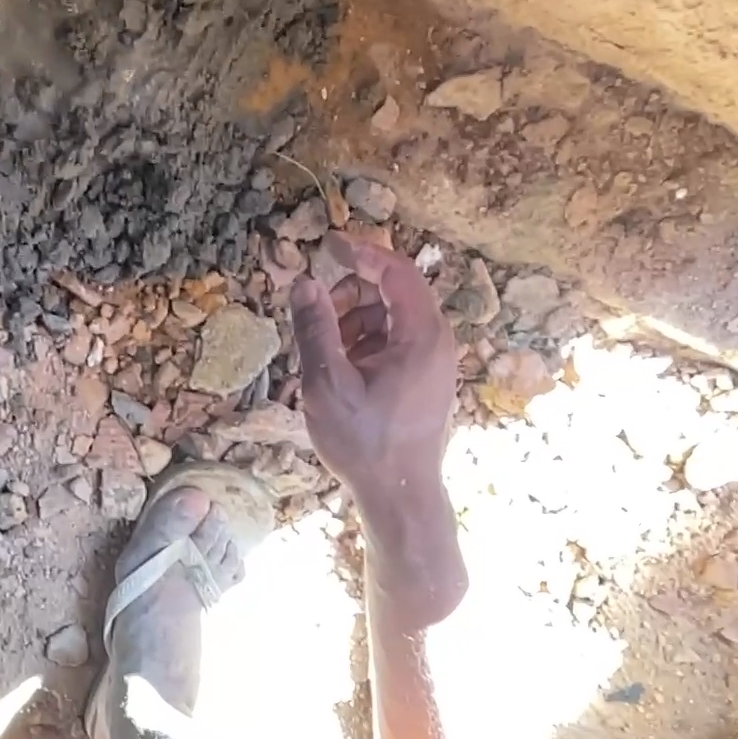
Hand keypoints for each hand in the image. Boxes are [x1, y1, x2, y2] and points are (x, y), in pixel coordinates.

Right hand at [289, 234, 456, 503]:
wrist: (398, 493)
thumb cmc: (363, 441)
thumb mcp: (327, 383)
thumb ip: (315, 329)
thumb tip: (302, 282)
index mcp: (421, 334)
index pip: (395, 271)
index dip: (360, 253)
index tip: (325, 245)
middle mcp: (435, 341)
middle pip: (390, 293)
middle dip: (348, 298)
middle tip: (313, 323)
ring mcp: (432, 362)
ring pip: (387, 320)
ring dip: (350, 326)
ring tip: (323, 360)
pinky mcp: (423, 381)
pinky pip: (390, 345)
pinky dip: (360, 347)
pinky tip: (339, 376)